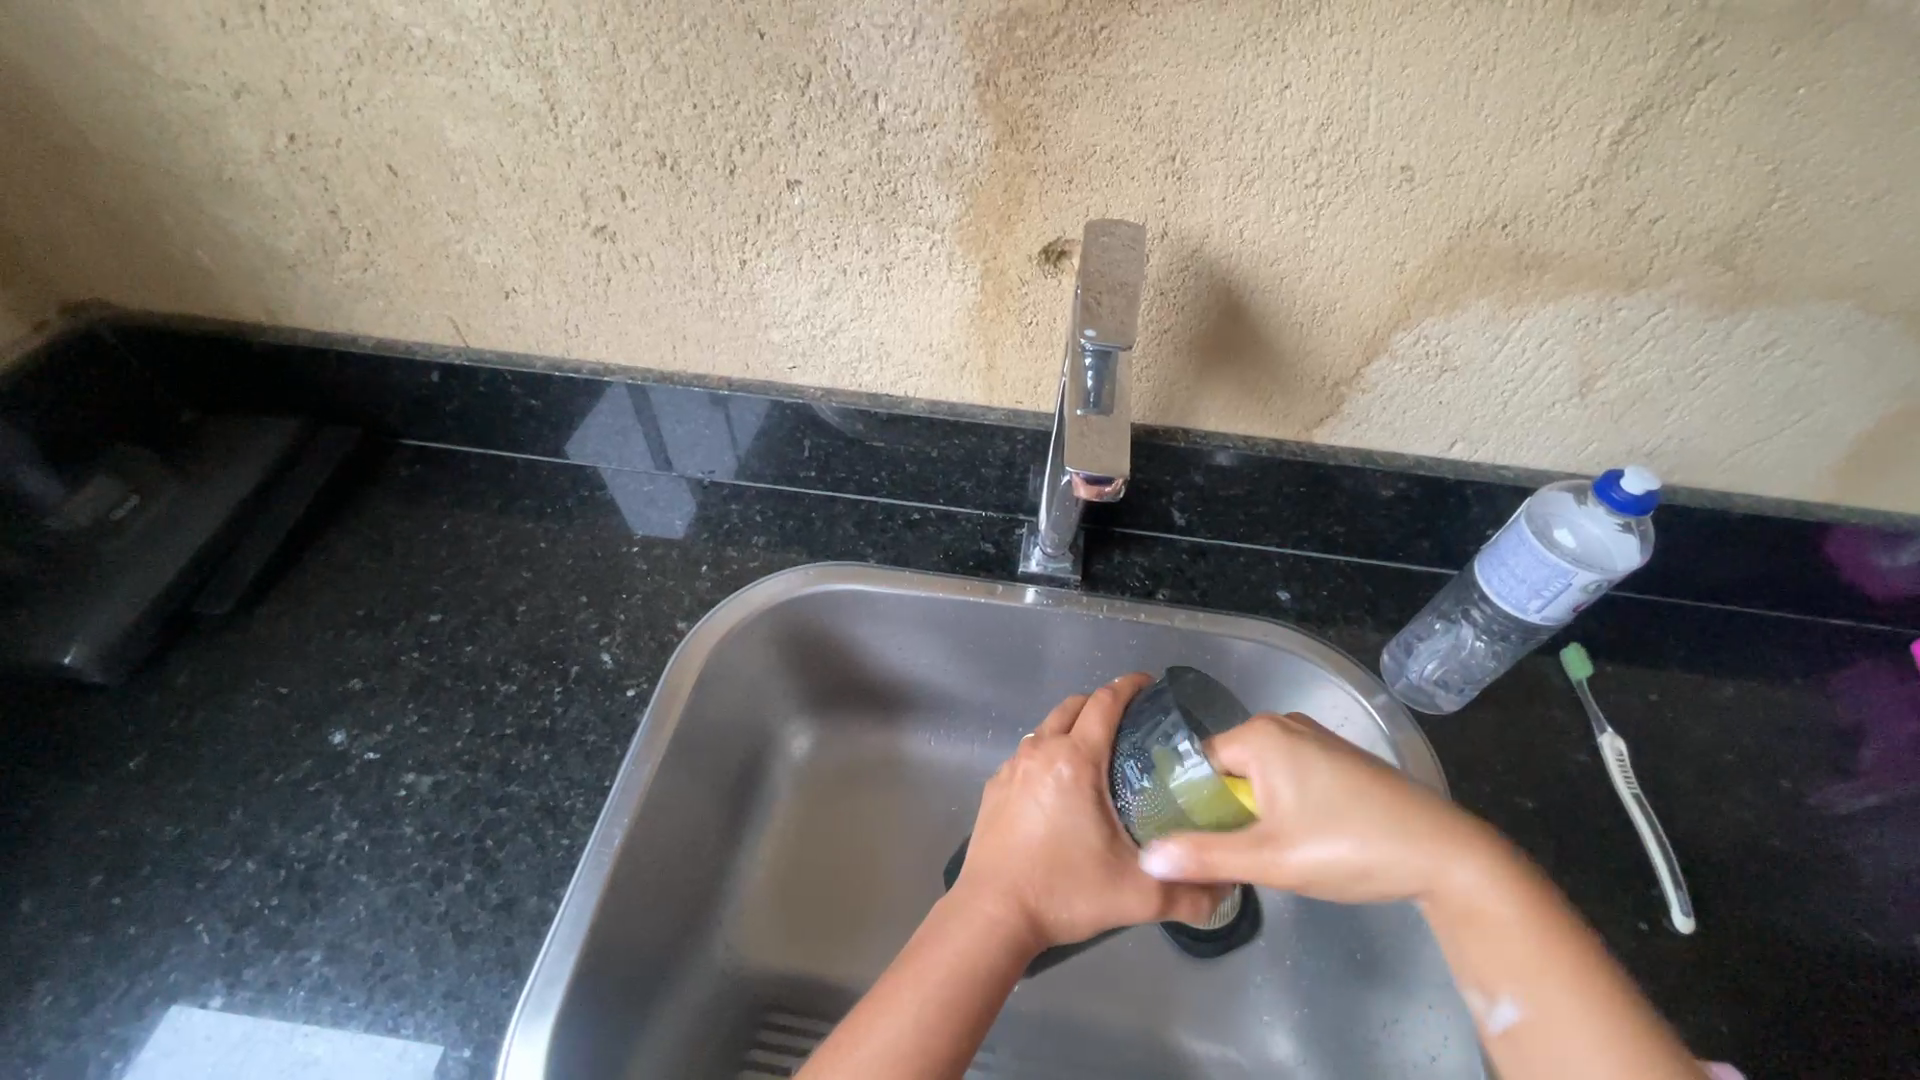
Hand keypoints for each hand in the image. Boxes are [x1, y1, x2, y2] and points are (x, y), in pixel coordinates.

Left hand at [950, 673, 1228, 951]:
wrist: (992, 914)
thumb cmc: (1063, 892)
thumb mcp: (1137, 896)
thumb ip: (1190, 893)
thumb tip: (1226, 890)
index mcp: (1075, 760)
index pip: (1104, 703)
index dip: (1129, 687)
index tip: (1149, 685)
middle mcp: (1039, 752)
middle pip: (1072, 706)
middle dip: (1101, 703)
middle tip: (1131, 722)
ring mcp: (1010, 768)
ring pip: (1045, 728)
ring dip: (1071, 727)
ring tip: (1098, 752)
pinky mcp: (994, 788)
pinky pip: (1026, 754)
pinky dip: (1047, 753)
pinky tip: (1060, 786)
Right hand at [1137, 711, 1506, 903]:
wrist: (1448, 855)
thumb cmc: (1351, 848)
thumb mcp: (1270, 860)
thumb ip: (1204, 856)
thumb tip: (1146, 859)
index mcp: (1258, 735)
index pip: (1196, 765)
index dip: (1188, 804)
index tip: (1186, 842)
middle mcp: (1281, 725)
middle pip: (1227, 770)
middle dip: (1223, 811)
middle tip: (1225, 855)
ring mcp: (1313, 738)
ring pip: (1257, 776)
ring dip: (1253, 812)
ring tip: (1258, 852)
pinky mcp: (1336, 758)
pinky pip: (1286, 775)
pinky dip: (1280, 805)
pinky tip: (1295, 839)